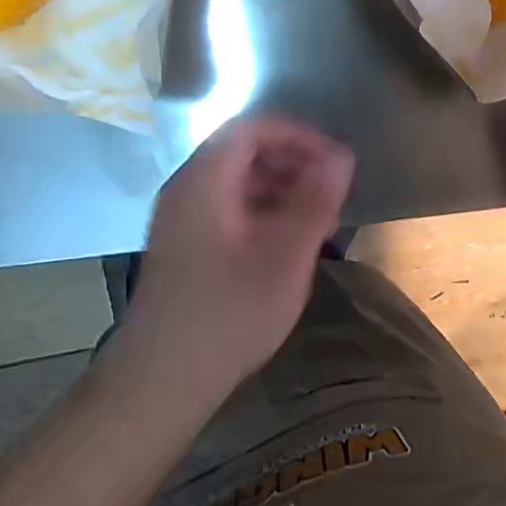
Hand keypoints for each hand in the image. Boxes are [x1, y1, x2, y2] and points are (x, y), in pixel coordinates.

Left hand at [114, 115, 353, 392]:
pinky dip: (264, 210)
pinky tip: (288, 243)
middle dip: (294, 161)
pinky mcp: (185, 244)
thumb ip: (315, 202)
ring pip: (237, 180)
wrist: (163, 377)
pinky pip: (229, 207)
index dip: (300, 135)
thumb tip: (341, 157)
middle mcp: (186, 190)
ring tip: (319, 218)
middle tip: (333, 192)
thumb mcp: (285, 258)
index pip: (252, 128)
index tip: (338, 163)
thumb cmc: (229, 316)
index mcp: (204, 182)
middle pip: (243, 150)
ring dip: (282, 187)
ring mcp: (181, 218)